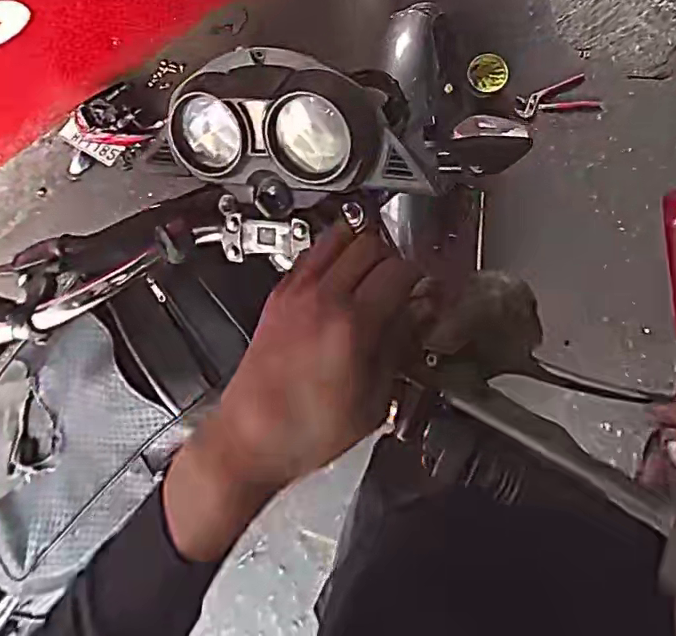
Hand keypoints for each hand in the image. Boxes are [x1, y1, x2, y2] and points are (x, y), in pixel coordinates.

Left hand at [163, 218, 418, 559]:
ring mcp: (297, 292)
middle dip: (395, 255)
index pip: (398, 270)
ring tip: (375, 265)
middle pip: (371, 243)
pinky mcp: (279, 295)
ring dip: (363, 244)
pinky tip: (342, 273)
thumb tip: (416, 316)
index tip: (426, 286)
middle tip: (404, 276)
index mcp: (351, 324)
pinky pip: (312, 252)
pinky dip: (333, 252)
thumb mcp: (372, 402)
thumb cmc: (303, 432)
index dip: (420, 275)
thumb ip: (398, 348)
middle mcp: (322, 298)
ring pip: (339, 236)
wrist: (248, 440)